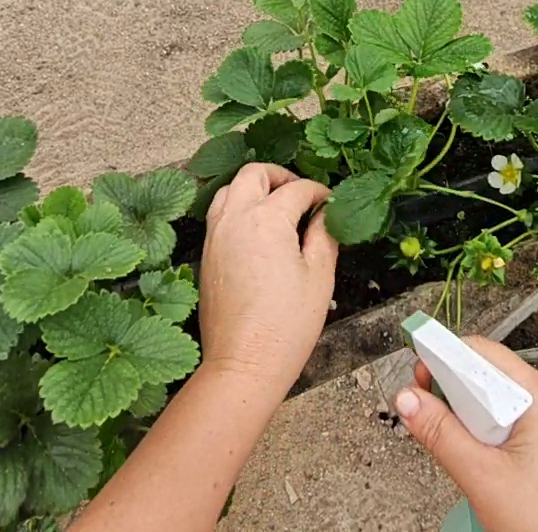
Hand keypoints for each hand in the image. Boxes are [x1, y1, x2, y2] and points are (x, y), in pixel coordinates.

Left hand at [197, 162, 337, 394]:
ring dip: (254, 187)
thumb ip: (324, 235)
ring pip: (230, 189)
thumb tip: (326, 214)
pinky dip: (237, 207)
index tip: (330, 203)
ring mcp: (216, 234)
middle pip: (254, 173)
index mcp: (267, 219)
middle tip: (301, 192)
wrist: (243, 364)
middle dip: (280, 175)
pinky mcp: (207, 253)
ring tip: (276, 205)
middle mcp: (236, 218)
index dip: (319, 192)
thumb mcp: (319, 277)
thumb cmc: (286, 325)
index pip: (297, 189)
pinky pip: (219, 213)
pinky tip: (256, 228)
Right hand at [393, 337, 537, 531]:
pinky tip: (477, 455)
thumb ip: (440, 434)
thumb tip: (409, 401)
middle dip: (451, 389)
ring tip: (453, 441)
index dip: (442, 358)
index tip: (416, 374)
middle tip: (424, 410)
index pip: (480, 353)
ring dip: (468, 413)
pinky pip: (511, 422)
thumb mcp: (483, 477)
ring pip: (497, 400)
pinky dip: (486, 431)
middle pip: (488, 374)